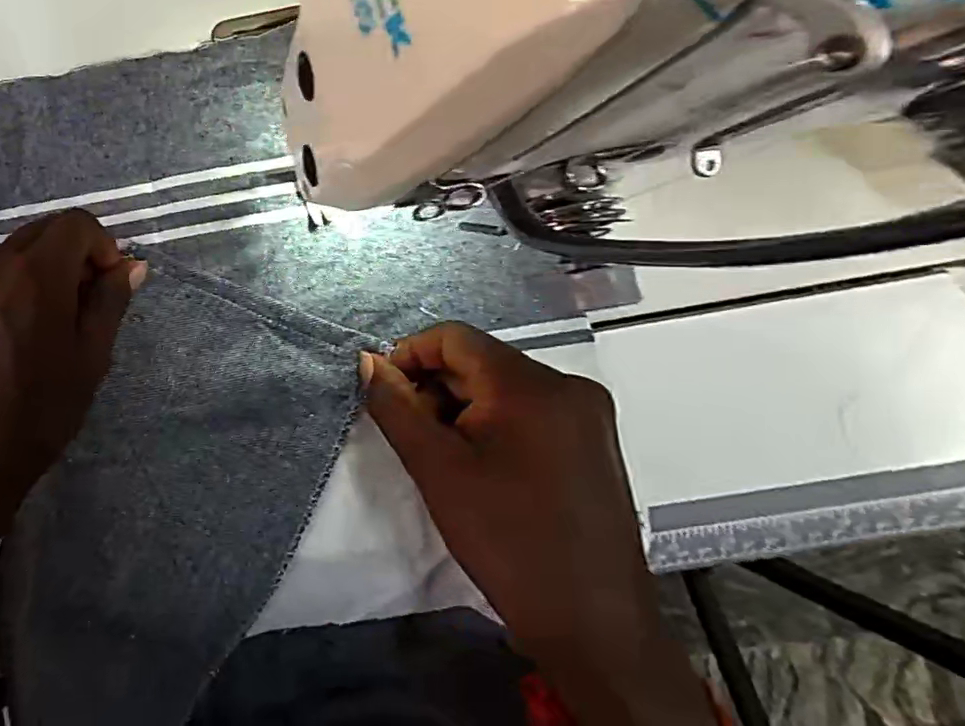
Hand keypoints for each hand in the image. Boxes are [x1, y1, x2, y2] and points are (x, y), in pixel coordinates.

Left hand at [0, 209, 145, 508]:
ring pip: (18, 249)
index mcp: (36, 273)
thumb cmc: (41, 408)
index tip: (110, 282)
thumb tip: (132, 265)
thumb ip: (111, 299)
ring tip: (58, 316)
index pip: (76, 223)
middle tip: (89, 297)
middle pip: (45, 230)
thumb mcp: (92, 354)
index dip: (102, 244)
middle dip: (75, 250)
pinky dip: (19, 280)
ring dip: (47, 265)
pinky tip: (26, 326)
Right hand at [362, 323, 711, 724]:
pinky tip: (482, 464)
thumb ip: (395, 405)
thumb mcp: (436, 468)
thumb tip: (369, 361)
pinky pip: (531, 409)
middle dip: (437, 387)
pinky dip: (496, 422)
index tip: (388, 392)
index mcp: (531, 384)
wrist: (592, 626)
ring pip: (504, 386)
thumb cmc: (506, 541)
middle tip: (413, 432)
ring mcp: (589, 413)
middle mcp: (567, 385)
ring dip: (464, 406)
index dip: (411, 355)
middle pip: (481, 361)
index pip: (455, 338)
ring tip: (445, 455)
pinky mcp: (595, 440)